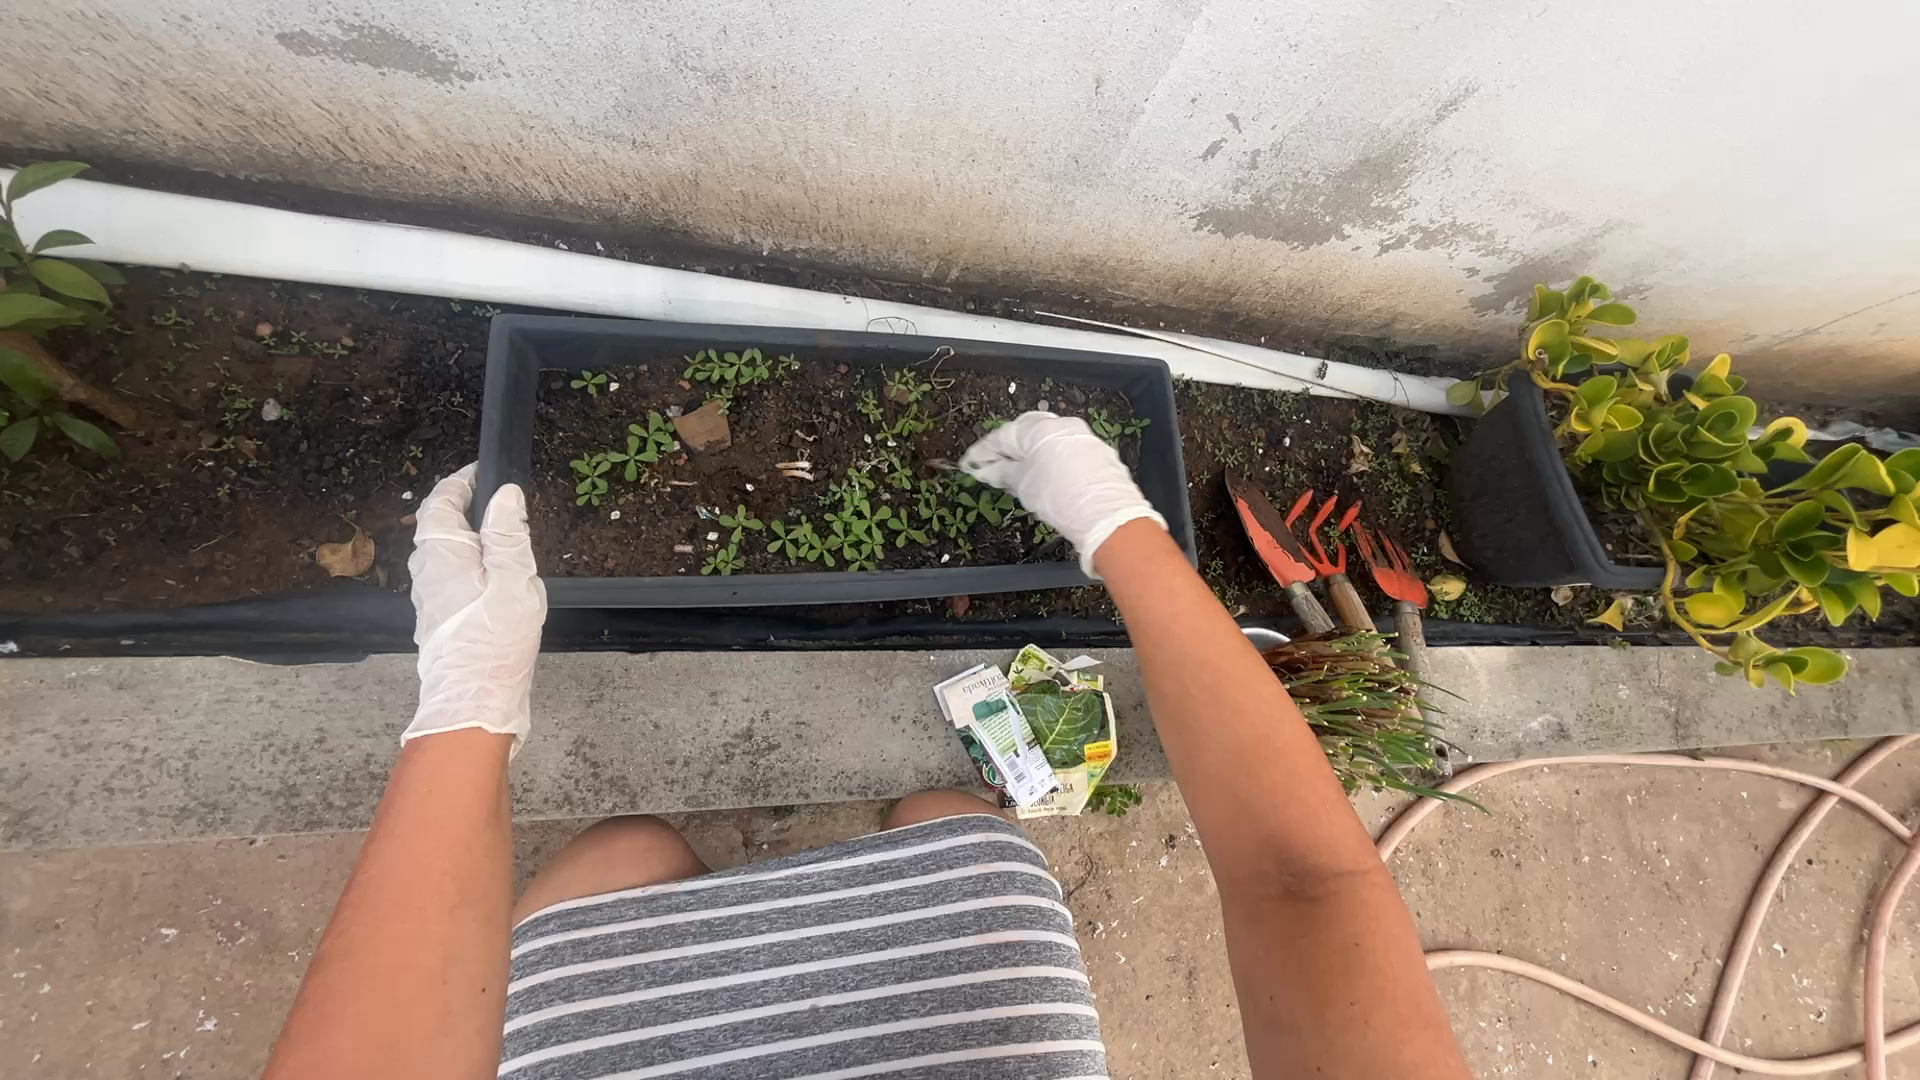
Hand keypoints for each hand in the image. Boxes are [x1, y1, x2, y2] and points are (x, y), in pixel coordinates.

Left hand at [404, 464, 546, 753]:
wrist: (474, 697)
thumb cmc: (495, 639)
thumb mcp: (514, 579)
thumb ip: (508, 534)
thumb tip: (505, 494)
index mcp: (443, 554)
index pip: (441, 502)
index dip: (460, 481)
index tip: (482, 470)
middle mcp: (427, 571)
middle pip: (439, 526)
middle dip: (464, 507)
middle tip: (499, 500)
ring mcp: (430, 596)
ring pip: (445, 552)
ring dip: (468, 535)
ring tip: (502, 534)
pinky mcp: (440, 616)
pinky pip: (451, 575)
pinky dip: (470, 561)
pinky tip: (494, 575)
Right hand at [960, 411, 1165, 576]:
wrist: (1108, 516)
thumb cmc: (1059, 497)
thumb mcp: (1023, 485)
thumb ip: (1003, 472)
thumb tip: (987, 470)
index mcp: (1040, 428)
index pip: (1003, 436)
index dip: (983, 452)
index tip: (969, 464)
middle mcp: (1063, 426)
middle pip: (1027, 434)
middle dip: (1008, 451)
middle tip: (991, 468)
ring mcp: (1083, 439)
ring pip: (1048, 443)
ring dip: (1029, 457)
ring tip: (1015, 477)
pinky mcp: (1098, 455)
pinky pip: (1065, 453)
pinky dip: (1049, 463)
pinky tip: (1043, 479)